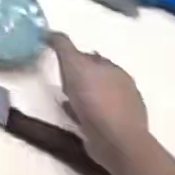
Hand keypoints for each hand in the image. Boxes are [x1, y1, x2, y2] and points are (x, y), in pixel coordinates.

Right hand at [53, 33, 152, 174]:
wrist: (117, 144)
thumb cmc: (95, 100)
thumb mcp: (73, 64)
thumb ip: (62, 45)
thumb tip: (50, 31)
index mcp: (115, 70)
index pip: (91, 57)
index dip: (73, 59)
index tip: (60, 65)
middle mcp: (124, 88)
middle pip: (94, 78)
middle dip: (77, 79)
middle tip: (62, 84)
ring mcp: (125, 111)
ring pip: (96, 98)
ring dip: (81, 98)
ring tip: (66, 102)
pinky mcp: (120, 131)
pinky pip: (98, 116)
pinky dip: (85, 115)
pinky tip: (75, 118)